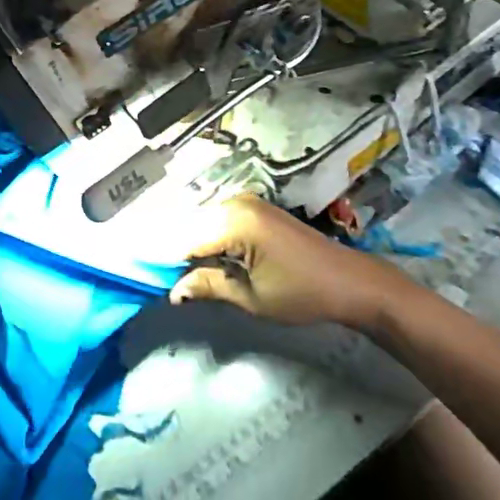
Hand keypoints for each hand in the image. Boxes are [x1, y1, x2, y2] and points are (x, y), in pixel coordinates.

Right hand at [170, 195, 407, 330]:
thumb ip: (210, 286)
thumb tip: (173, 290)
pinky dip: (210, 238)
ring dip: (193, 245)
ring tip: (182, 272)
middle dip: (178, 251)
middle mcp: (236, 203)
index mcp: (235, 221)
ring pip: (204, 222)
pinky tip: (207, 259)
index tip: (150, 278)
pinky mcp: (255, 207)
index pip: (186, 239)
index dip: (167, 260)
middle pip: (192, 226)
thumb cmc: (302, 293)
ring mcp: (247, 202)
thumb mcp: (251, 297)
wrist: (349, 281)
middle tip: (166, 279)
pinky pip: (220, 220)